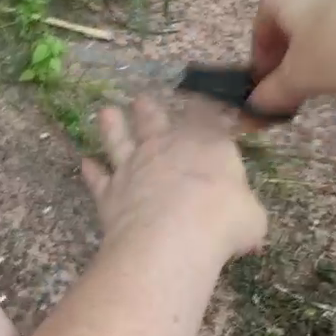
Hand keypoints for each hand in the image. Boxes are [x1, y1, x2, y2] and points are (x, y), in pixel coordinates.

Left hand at [81, 97, 265, 258]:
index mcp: (208, 146)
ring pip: (119, 140)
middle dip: (150, 110)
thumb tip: (246, 223)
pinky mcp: (109, 191)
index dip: (203, 108)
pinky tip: (85, 164)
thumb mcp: (251, 218)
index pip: (206, 118)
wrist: (172, 235)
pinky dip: (91, 171)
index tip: (198, 99)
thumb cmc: (223, 221)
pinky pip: (97, 178)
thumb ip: (245, 212)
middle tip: (141, 99)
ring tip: (107, 113)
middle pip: (155, 121)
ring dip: (112, 126)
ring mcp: (133, 167)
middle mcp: (166, 148)